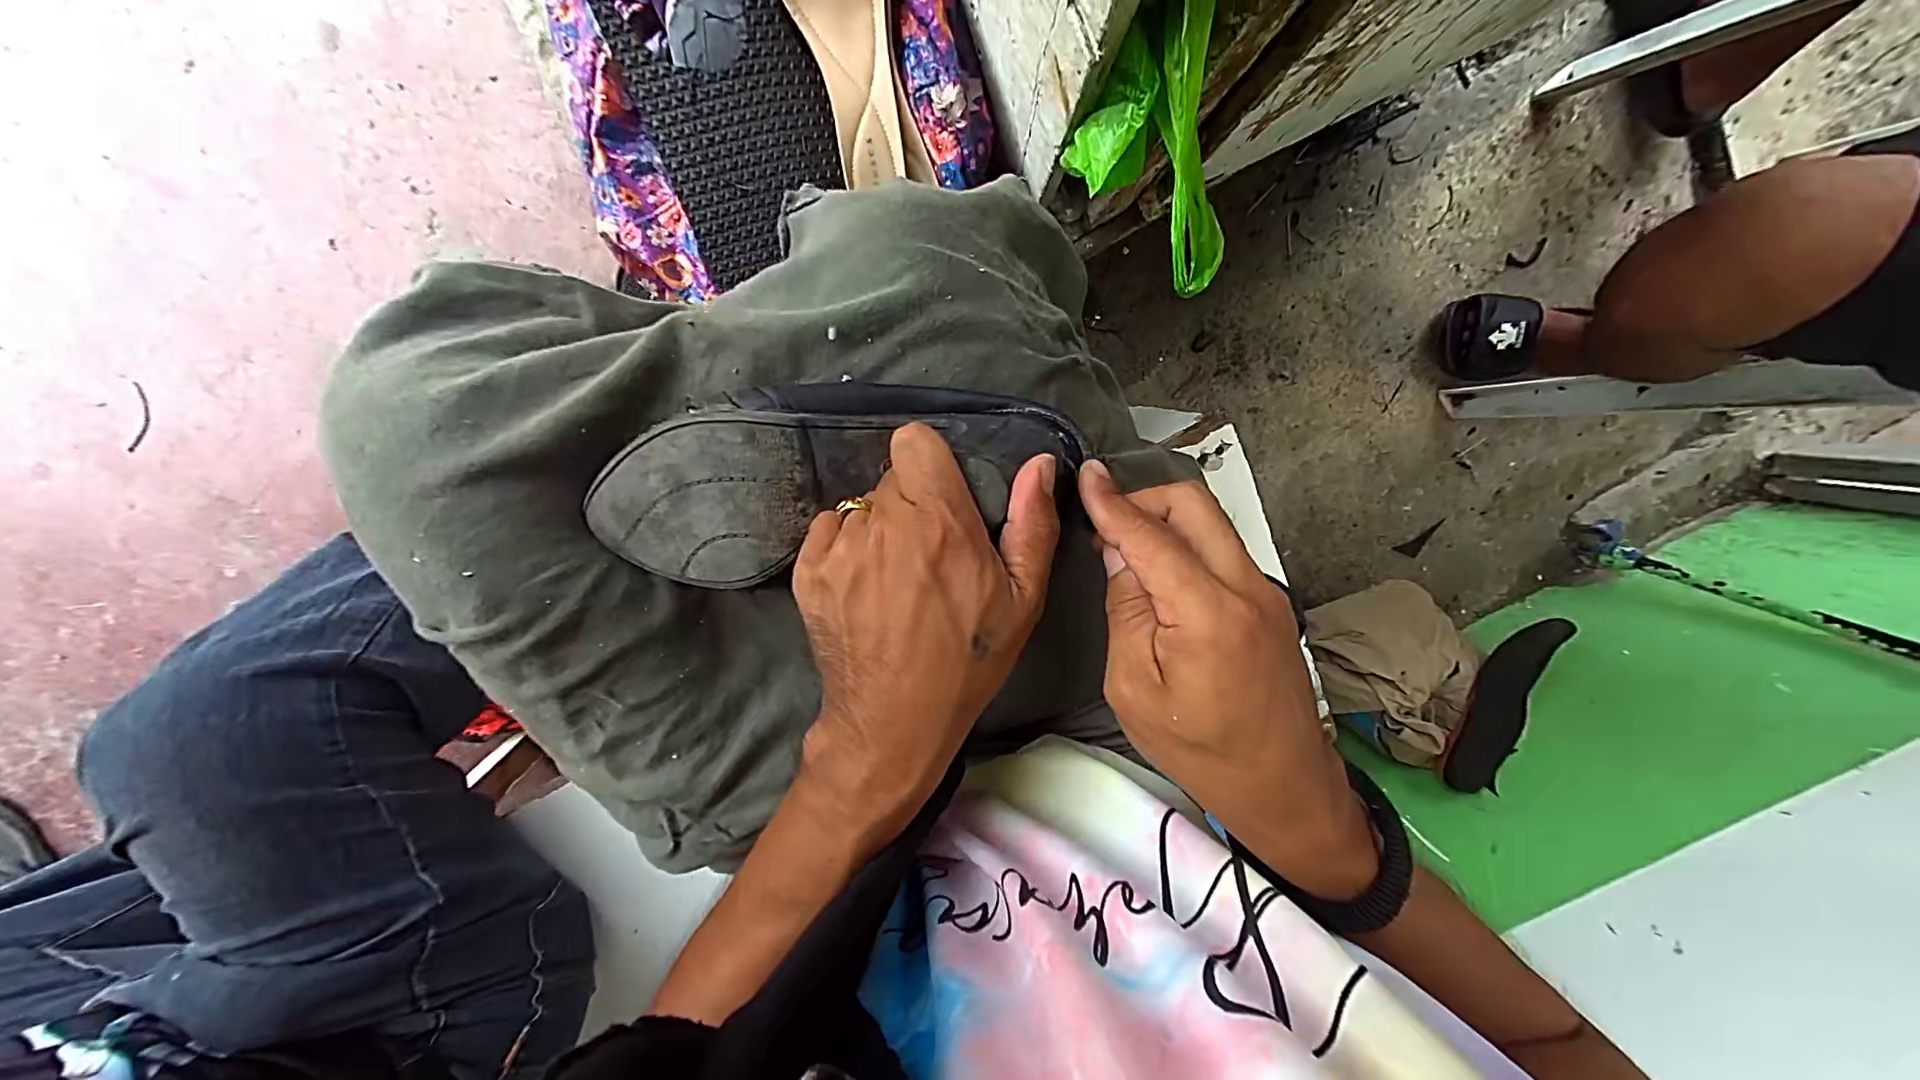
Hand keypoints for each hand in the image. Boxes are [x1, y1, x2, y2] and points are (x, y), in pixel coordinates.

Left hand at [792, 423, 1059, 850]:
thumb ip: (1032, 522)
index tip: (943, 492)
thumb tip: (1039, 462)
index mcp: (939, 520)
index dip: (930, 460)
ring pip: (861, 507)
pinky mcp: (807, 572)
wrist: (893, 720)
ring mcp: (838, 548)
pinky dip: (845, 547)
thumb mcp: (1022, 598)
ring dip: (879, 528)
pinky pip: (828, 530)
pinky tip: (863, 588)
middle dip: (912, 502)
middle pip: (892, 477)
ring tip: (895, 577)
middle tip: (928, 551)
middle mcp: (883, 523)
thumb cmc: (968, 661)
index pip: (914, 440)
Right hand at [1077, 460, 1376, 897]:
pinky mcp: (1271, 602)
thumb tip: (1121, 554)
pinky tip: (1160, 574)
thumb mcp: (1134, 687)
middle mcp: (1246, 588)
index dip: (1112, 501)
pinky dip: (1185, 543)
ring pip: (1212, 521)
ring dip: (1165, 518)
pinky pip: (1221, 549)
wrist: (1284, 787)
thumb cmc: (1200, 750)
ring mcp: (1266, 591)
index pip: (1150, 535)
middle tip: (1105, 518)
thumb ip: (1125, 610)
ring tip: (1126, 548)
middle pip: (1194, 503)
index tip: (1086, 475)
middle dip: (1143, 495)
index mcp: (1208, 612)